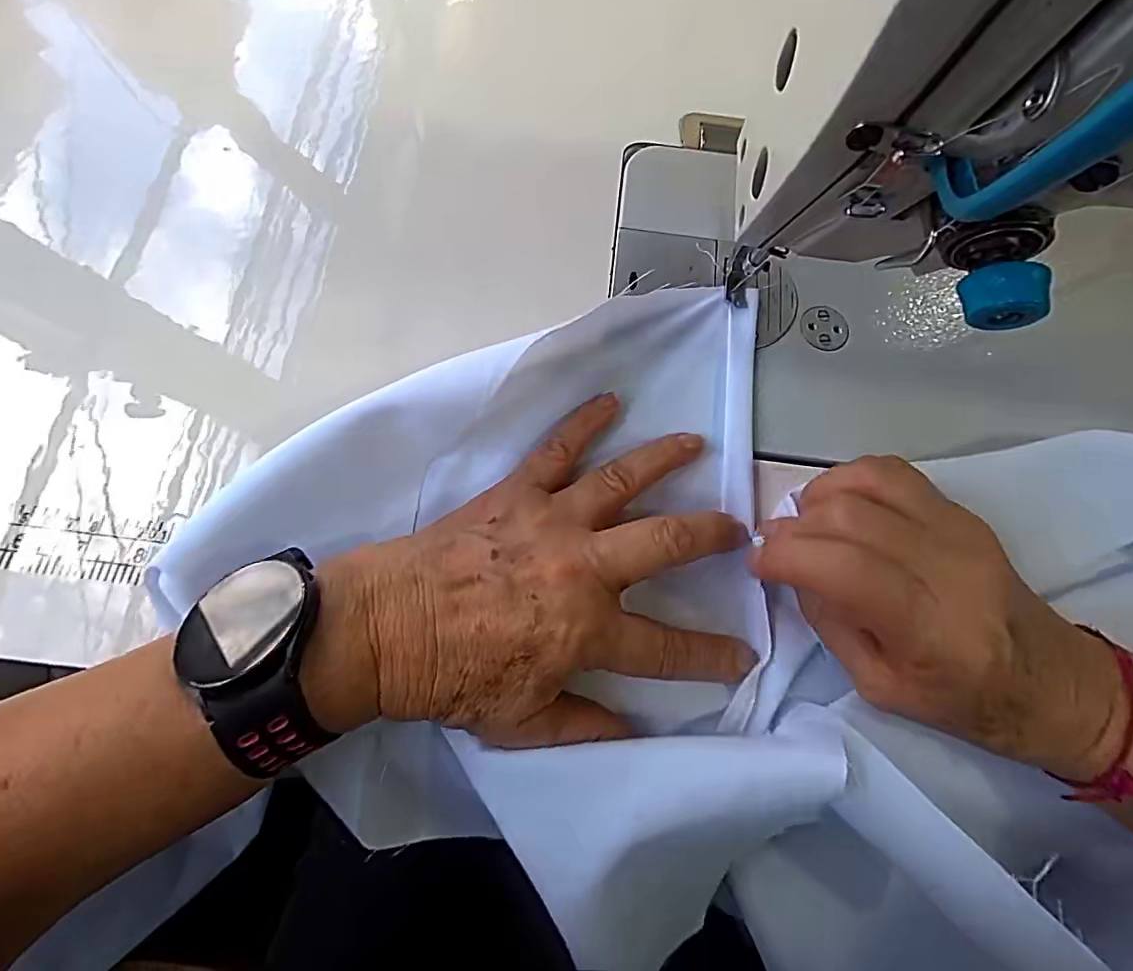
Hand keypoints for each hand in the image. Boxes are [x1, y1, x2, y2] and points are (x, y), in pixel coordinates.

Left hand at [302, 394, 754, 747]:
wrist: (389, 626)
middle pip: (665, 543)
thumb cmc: (451, 677)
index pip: (670, 649)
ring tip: (695, 443)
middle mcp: (583, 568)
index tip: (743, 653)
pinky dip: (582, 422)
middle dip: (710, 534)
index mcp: (588, 631)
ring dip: (664, 459)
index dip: (713, 654)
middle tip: (736, 529)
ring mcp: (549, 521)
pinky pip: (555, 450)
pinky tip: (608, 401)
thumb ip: (583, 726)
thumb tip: (630, 731)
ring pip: (621, 481)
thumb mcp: (522, 723)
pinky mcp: (514, 492)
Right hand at [750, 455, 1124, 778]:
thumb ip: (829, 622)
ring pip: (866, 482)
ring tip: (806, 525)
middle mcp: (952, 570)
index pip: (845, 568)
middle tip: (774, 547)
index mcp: (932, 631)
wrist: (1053, 683)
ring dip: (817, 498)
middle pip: (848, 517)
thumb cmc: (961, 700)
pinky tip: (836, 506)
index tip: (758, 565)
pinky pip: (889, 472)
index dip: (785, 556)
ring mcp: (962, 532)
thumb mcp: (877, 685)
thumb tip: (794, 569)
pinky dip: (847, 480)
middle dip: (792, 528)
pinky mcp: (962, 513)